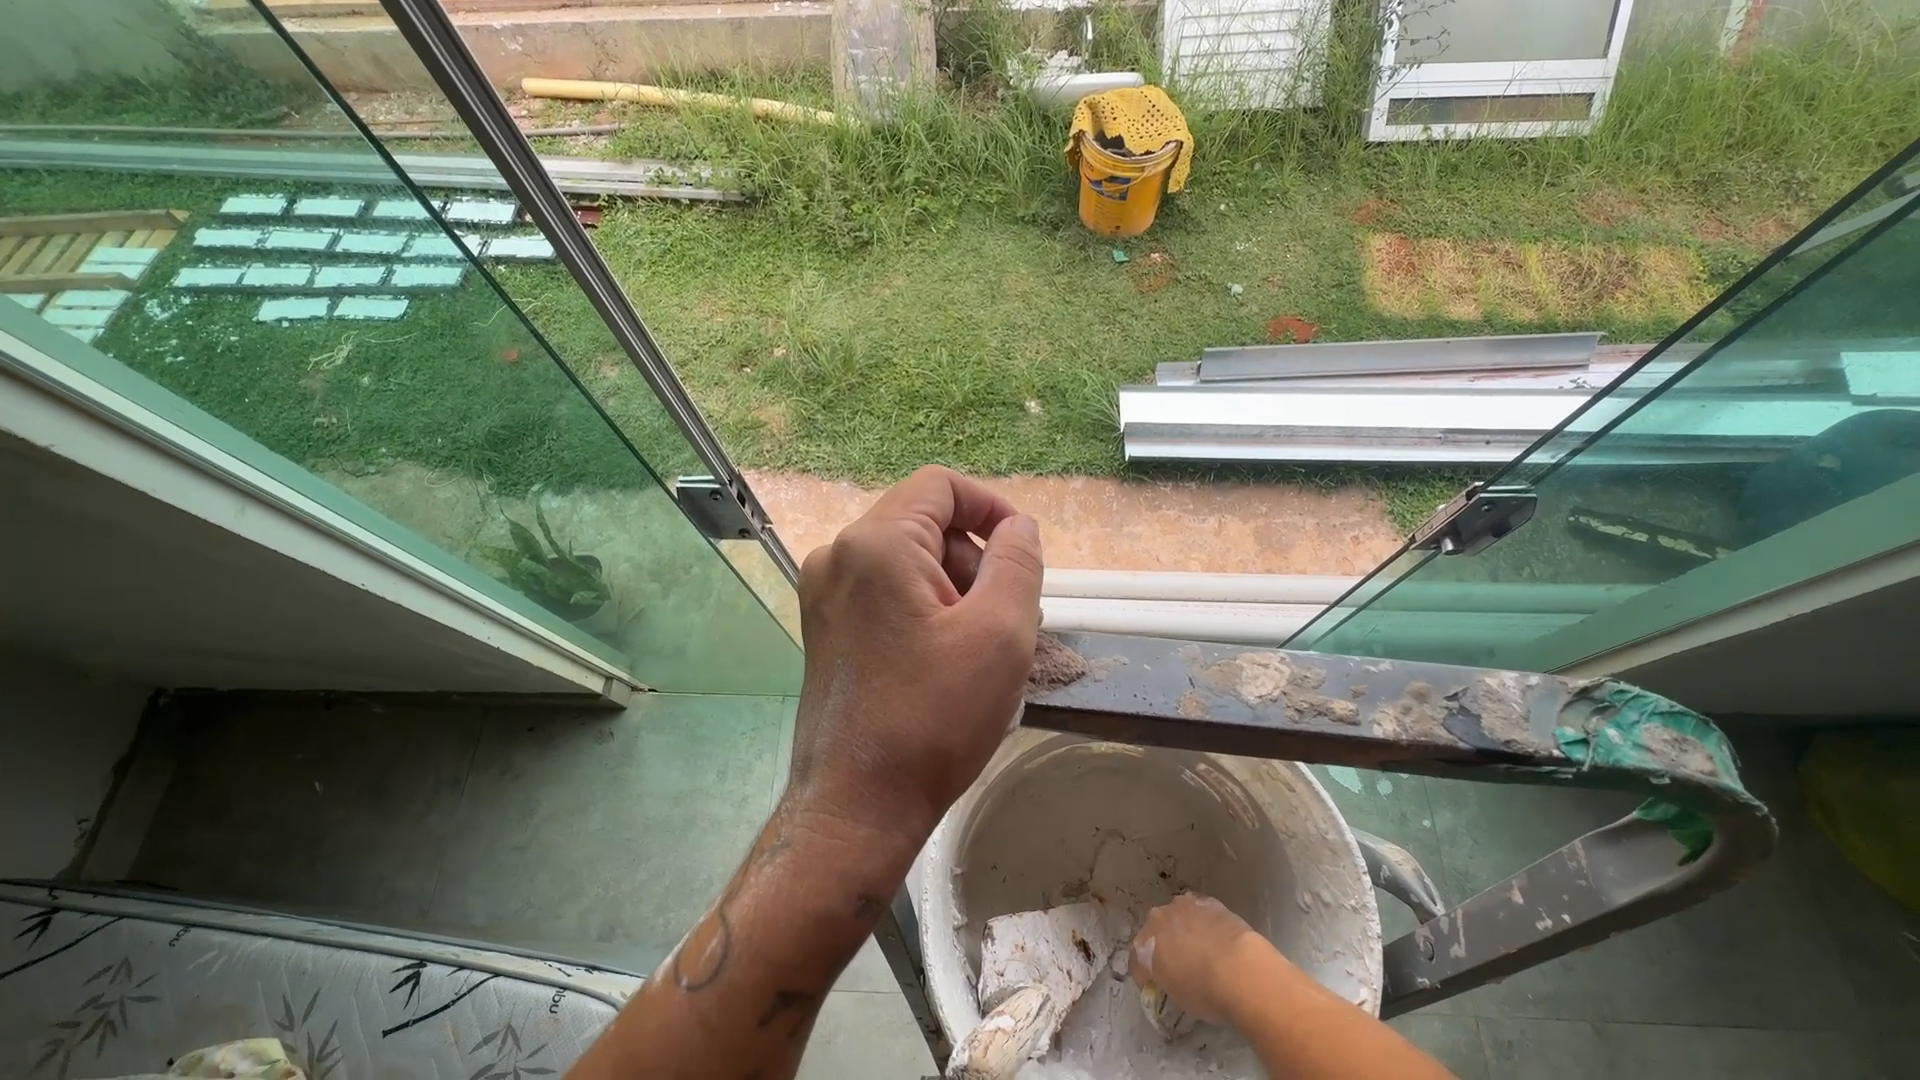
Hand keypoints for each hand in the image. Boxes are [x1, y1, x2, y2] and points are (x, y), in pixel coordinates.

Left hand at [785, 465, 1044, 845]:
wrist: (857, 805)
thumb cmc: (933, 718)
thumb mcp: (1000, 633)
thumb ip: (1018, 562)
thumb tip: (1017, 527)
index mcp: (875, 543)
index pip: (940, 486)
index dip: (991, 508)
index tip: (1023, 554)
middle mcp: (838, 556)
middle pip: (925, 525)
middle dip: (975, 561)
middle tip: (1006, 624)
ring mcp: (824, 595)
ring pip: (908, 563)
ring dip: (955, 592)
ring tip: (979, 653)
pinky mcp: (825, 630)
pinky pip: (886, 595)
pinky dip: (925, 612)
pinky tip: (947, 664)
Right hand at [1131, 893, 1276, 1023]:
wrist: (1242, 970)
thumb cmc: (1205, 992)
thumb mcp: (1177, 996)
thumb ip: (1168, 980)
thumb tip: (1174, 976)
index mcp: (1143, 945)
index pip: (1137, 961)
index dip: (1146, 975)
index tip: (1158, 986)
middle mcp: (1157, 919)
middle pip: (1156, 931)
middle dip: (1164, 945)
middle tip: (1179, 965)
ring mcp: (1183, 906)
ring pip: (1177, 917)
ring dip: (1183, 929)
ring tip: (1201, 949)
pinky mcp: (1208, 901)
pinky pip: (1200, 912)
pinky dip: (1204, 923)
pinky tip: (1216, 938)